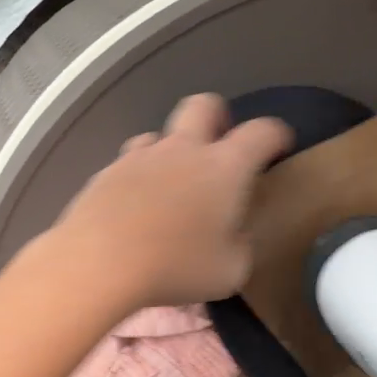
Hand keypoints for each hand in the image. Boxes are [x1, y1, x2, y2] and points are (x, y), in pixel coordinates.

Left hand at [48, 94, 291, 308]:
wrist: (98, 263)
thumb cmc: (176, 267)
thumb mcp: (230, 270)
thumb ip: (240, 245)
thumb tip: (234, 235)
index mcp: (224, 166)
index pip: (261, 132)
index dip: (276, 136)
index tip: (278, 148)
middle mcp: (181, 150)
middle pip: (203, 106)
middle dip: (217, 118)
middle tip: (219, 146)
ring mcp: (137, 159)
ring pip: (156, 135)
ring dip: (168, 151)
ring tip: (168, 185)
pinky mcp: (103, 176)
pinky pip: (125, 166)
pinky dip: (135, 180)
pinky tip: (131, 208)